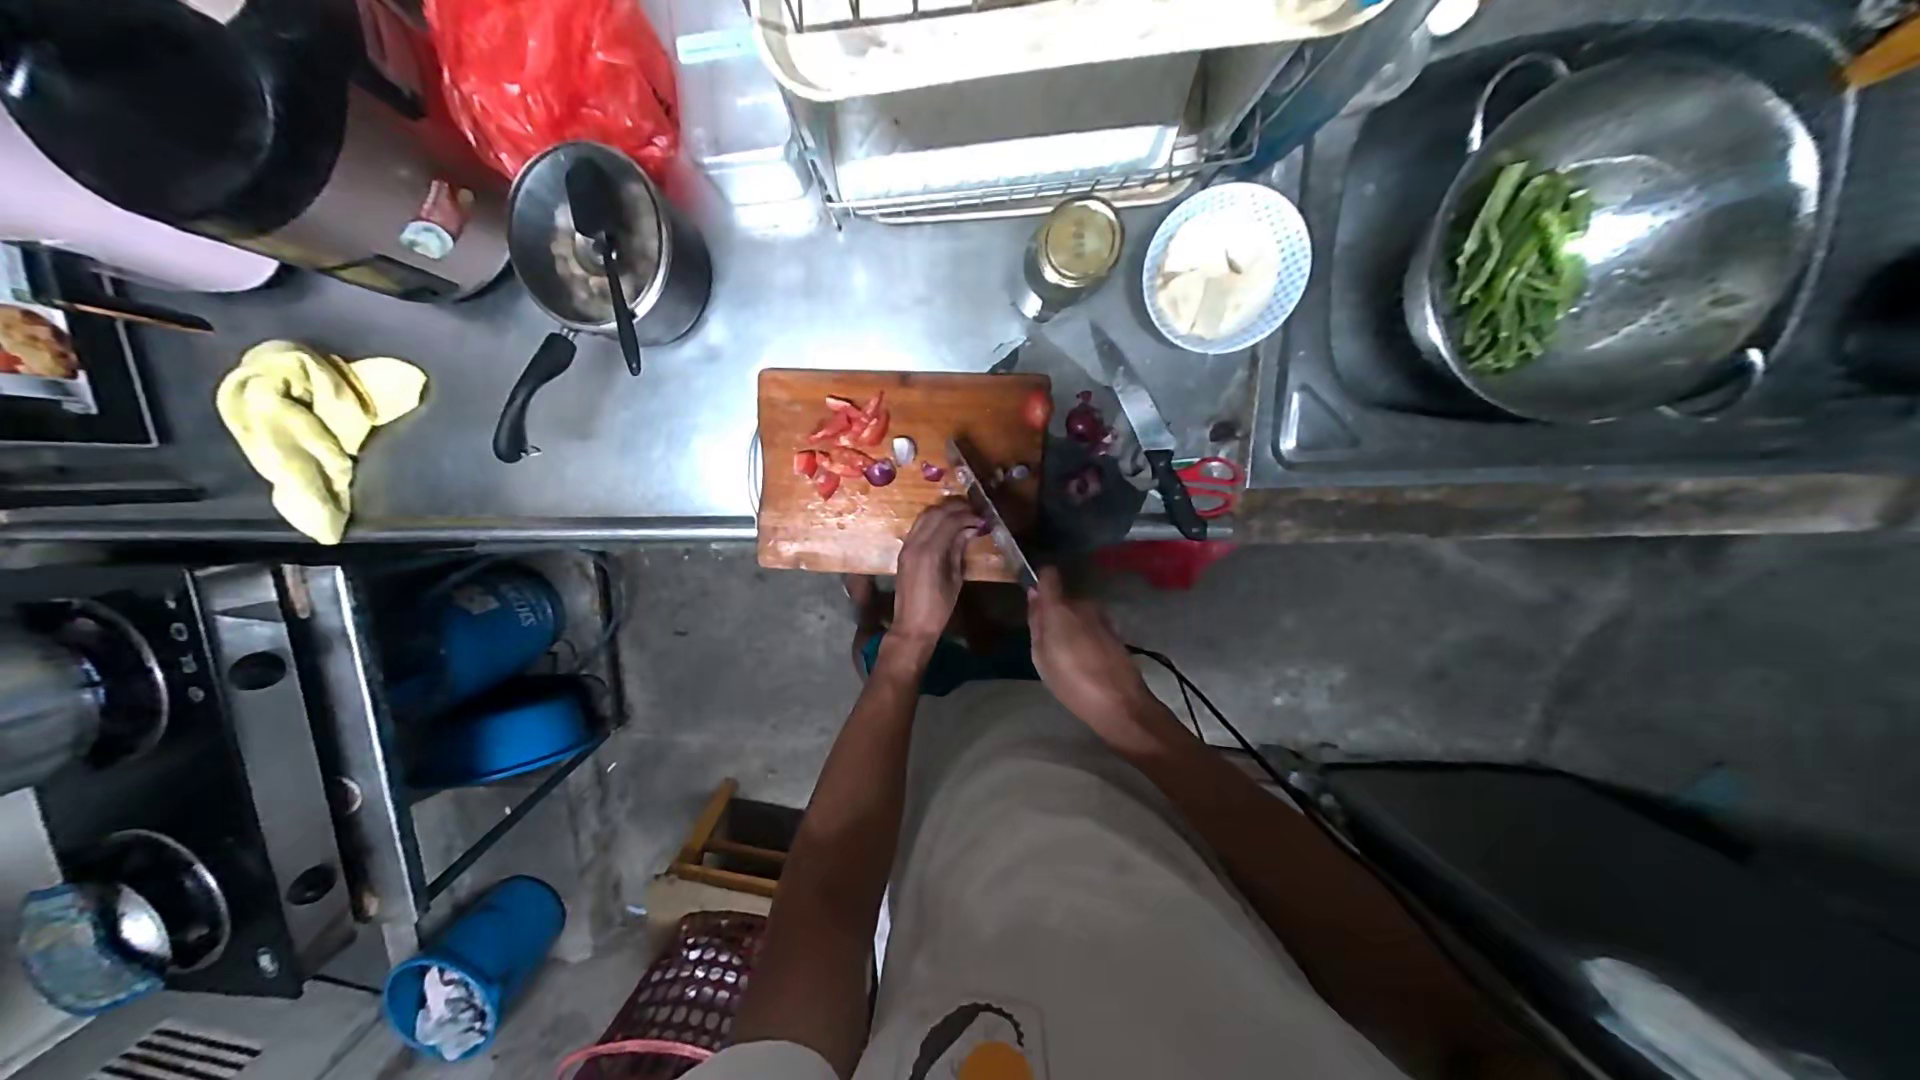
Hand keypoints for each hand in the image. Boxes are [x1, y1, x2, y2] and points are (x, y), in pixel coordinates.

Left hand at [888, 500, 983, 654]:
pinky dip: (934, 521)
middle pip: (935, 512)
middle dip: (956, 507)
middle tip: (975, 511)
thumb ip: (959, 549)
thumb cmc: (939, 607)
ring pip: (924, 516)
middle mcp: (915, 543)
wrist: (912, 625)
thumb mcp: (955, 578)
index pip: (950, 521)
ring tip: (963, 515)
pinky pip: (919, 526)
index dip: (968, 515)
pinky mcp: (904, 551)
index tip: (983, 519)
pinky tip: (948, 526)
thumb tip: (970, 529)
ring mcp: (907, 546)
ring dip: (944, 511)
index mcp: (930, 552)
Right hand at [1027, 567, 1155, 725]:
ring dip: (1072, 627)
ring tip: (1068, 657)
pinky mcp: (1116, 632)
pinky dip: (1086, 637)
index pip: (1049, 574)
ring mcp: (1103, 617)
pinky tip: (1086, 662)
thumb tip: (1034, 596)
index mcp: (1060, 607)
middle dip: (1055, 614)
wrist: (1119, 703)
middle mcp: (1083, 605)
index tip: (1034, 600)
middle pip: (1064, 599)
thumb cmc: (1071, 681)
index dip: (1040, 582)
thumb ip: (1036, 622)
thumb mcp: (1041, 656)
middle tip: (1048, 643)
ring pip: (1079, 614)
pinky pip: (1092, 626)